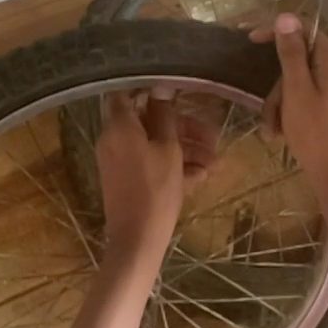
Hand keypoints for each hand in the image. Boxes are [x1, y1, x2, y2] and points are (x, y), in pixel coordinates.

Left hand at [96, 91, 206, 258]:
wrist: (137, 242)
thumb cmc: (155, 191)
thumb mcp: (168, 149)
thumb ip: (164, 115)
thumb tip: (161, 85)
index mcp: (119, 126)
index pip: (126, 92)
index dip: (149, 89)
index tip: (175, 91)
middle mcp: (113, 138)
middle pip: (148, 121)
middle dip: (183, 128)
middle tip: (212, 138)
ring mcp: (118, 160)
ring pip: (152, 144)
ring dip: (184, 149)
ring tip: (214, 163)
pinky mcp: (125, 179)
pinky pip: (148, 161)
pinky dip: (171, 165)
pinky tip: (200, 177)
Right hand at [254, 13, 327, 189]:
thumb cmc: (316, 132)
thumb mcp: (296, 89)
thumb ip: (290, 52)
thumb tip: (285, 16)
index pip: (303, 28)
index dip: (275, 30)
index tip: (249, 39)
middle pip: (299, 58)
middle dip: (277, 82)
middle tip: (265, 108)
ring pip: (300, 79)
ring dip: (281, 101)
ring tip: (272, 128)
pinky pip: (308, 94)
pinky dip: (292, 109)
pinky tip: (281, 131)